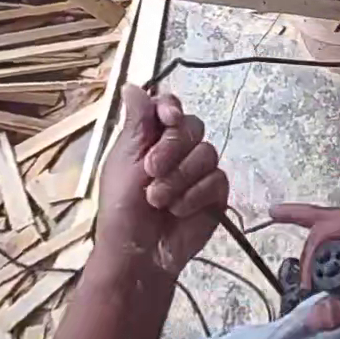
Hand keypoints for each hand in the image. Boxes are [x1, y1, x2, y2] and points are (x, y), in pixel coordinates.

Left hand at [96, 86, 228, 278]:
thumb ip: (136, 123)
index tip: (168, 120)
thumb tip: (131, 85)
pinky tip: (178, 210)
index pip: (170, 107)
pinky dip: (195, 194)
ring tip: (158, 199)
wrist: (139, 253)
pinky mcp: (215, 193)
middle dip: (172, 148)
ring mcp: (198, 170)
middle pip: (192, 126)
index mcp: (152, 136)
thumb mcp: (124, 161)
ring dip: (180, 177)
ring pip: (207, 153)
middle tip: (151, 170)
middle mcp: (178, 148)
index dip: (172, 109)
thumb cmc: (122, 208)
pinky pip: (217, 179)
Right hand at [270, 203, 339, 331]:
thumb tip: (312, 319)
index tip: (308, 285)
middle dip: (302, 228)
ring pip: (334, 223)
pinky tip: (322, 243)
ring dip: (312, 225)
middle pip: (324, 220)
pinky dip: (329, 235)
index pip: (322, 231)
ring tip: (285, 216)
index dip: (309, 257)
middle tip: (283, 235)